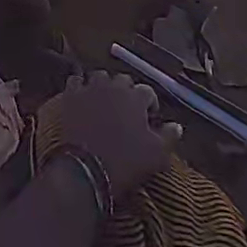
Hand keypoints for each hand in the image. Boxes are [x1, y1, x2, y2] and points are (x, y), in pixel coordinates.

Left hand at [54, 71, 179, 195]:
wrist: (85, 169)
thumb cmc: (125, 161)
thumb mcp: (157, 154)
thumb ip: (169, 136)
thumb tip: (176, 125)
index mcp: (134, 97)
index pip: (147, 92)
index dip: (151, 105)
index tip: (151, 118)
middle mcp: (112, 86)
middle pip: (123, 80)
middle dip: (128, 92)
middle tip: (128, 110)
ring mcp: (89, 88)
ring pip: (99, 77)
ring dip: (104, 86)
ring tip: (106, 102)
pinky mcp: (70, 95)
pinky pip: (76, 82)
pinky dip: (80, 88)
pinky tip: (83, 99)